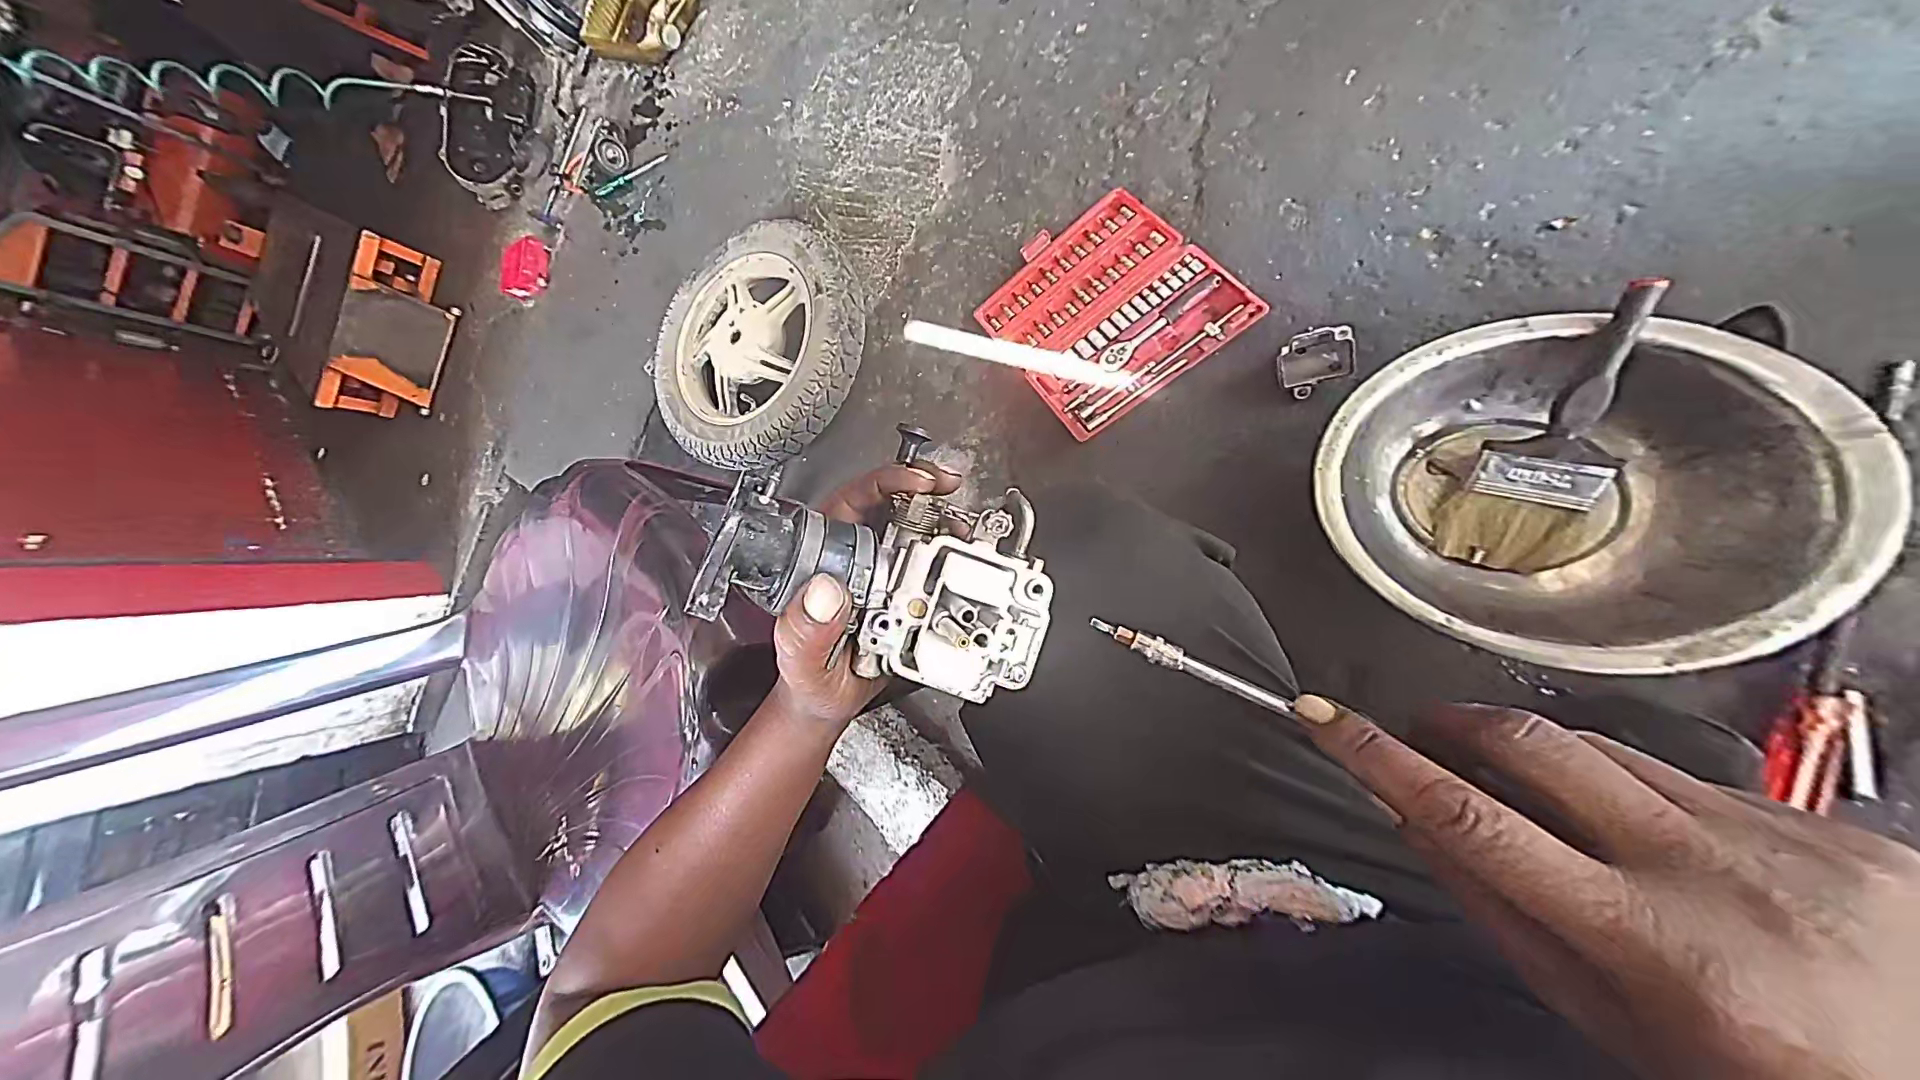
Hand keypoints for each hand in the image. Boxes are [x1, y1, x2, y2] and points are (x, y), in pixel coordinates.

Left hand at [768, 463, 962, 726]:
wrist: (830, 703)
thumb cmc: (807, 677)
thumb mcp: (798, 658)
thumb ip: (805, 629)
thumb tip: (825, 592)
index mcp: (824, 556)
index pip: (853, 500)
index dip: (889, 481)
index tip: (919, 482)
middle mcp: (856, 557)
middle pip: (893, 506)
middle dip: (927, 491)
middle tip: (951, 489)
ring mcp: (885, 574)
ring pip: (918, 533)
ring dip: (945, 527)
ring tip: (963, 535)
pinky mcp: (907, 594)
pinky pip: (933, 569)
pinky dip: (953, 562)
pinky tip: (966, 564)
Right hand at [1292, 694, 1919, 1079]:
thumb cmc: (1758, 1076)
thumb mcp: (1609, 1021)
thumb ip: (1501, 911)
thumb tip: (1413, 821)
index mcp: (1655, 946)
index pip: (1469, 818)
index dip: (1378, 756)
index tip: (1325, 715)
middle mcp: (1722, 876)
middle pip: (1534, 743)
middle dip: (1457, 722)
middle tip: (1426, 730)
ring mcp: (1790, 840)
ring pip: (1607, 746)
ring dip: (1542, 754)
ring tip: (1542, 794)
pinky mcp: (1841, 825)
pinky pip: (1693, 775)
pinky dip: (1637, 787)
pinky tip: (1661, 837)